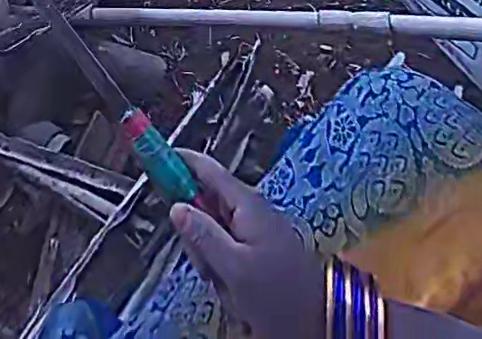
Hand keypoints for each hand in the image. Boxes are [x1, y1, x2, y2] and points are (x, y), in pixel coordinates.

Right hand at [170, 149, 325, 337]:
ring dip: (211, 257)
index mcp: (245, 203)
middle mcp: (250, 210)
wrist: (328, 327)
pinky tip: (236, 295)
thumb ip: (202, 234)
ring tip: (226, 285)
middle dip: (197, 232)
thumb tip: (175, 205)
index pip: (204, 167)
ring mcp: (256, 231)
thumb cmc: (280, 295)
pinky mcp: (261, 252)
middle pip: (205, 203)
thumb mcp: (235, 269)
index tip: (153, 160)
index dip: (178, 160)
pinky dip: (225, 270)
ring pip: (214, 230)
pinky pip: (228, 250)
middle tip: (204, 263)